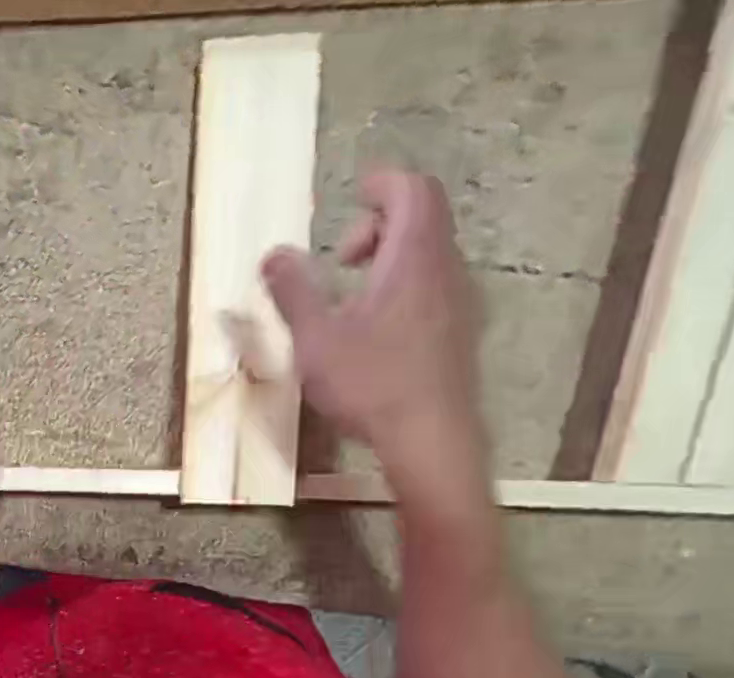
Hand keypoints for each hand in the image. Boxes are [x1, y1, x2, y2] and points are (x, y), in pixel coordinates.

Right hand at [261, 171, 483, 463]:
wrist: (431, 440)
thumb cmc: (370, 384)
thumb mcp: (316, 339)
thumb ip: (293, 292)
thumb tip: (273, 254)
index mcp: (413, 257)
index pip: (412, 189)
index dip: (382, 182)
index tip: (351, 196)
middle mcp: (446, 270)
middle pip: (423, 218)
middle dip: (378, 226)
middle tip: (342, 262)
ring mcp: (460, 304)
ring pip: (429, 256)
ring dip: (390, 261)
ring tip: (353, 301)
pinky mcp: (460, 335)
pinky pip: (434, 288)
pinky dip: (404, 288)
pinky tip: (376, 334)